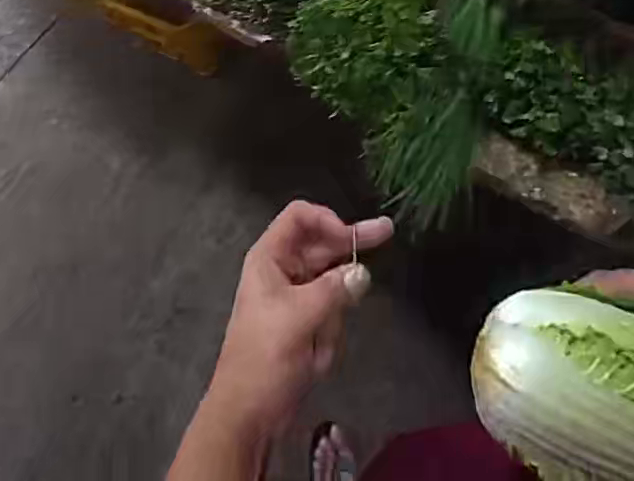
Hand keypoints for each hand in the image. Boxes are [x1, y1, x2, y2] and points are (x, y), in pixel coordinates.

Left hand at [206, 201, 393, 441]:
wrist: (248, 416)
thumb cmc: (264, 358)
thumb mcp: (300, 318)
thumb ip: (335, 290)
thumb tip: (362, 273)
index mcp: (269, 257)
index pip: (299, 217)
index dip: (326, 219)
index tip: (349, 235)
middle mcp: (283, 269)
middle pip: (322, 243)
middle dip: (348, 247)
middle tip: (385, 231)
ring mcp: (296, 294)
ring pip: (332, 280)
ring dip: (334, 310)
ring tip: (316, 344)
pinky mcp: (307, 319)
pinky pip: (332, 309)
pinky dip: (331, 330)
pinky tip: (316, 357)